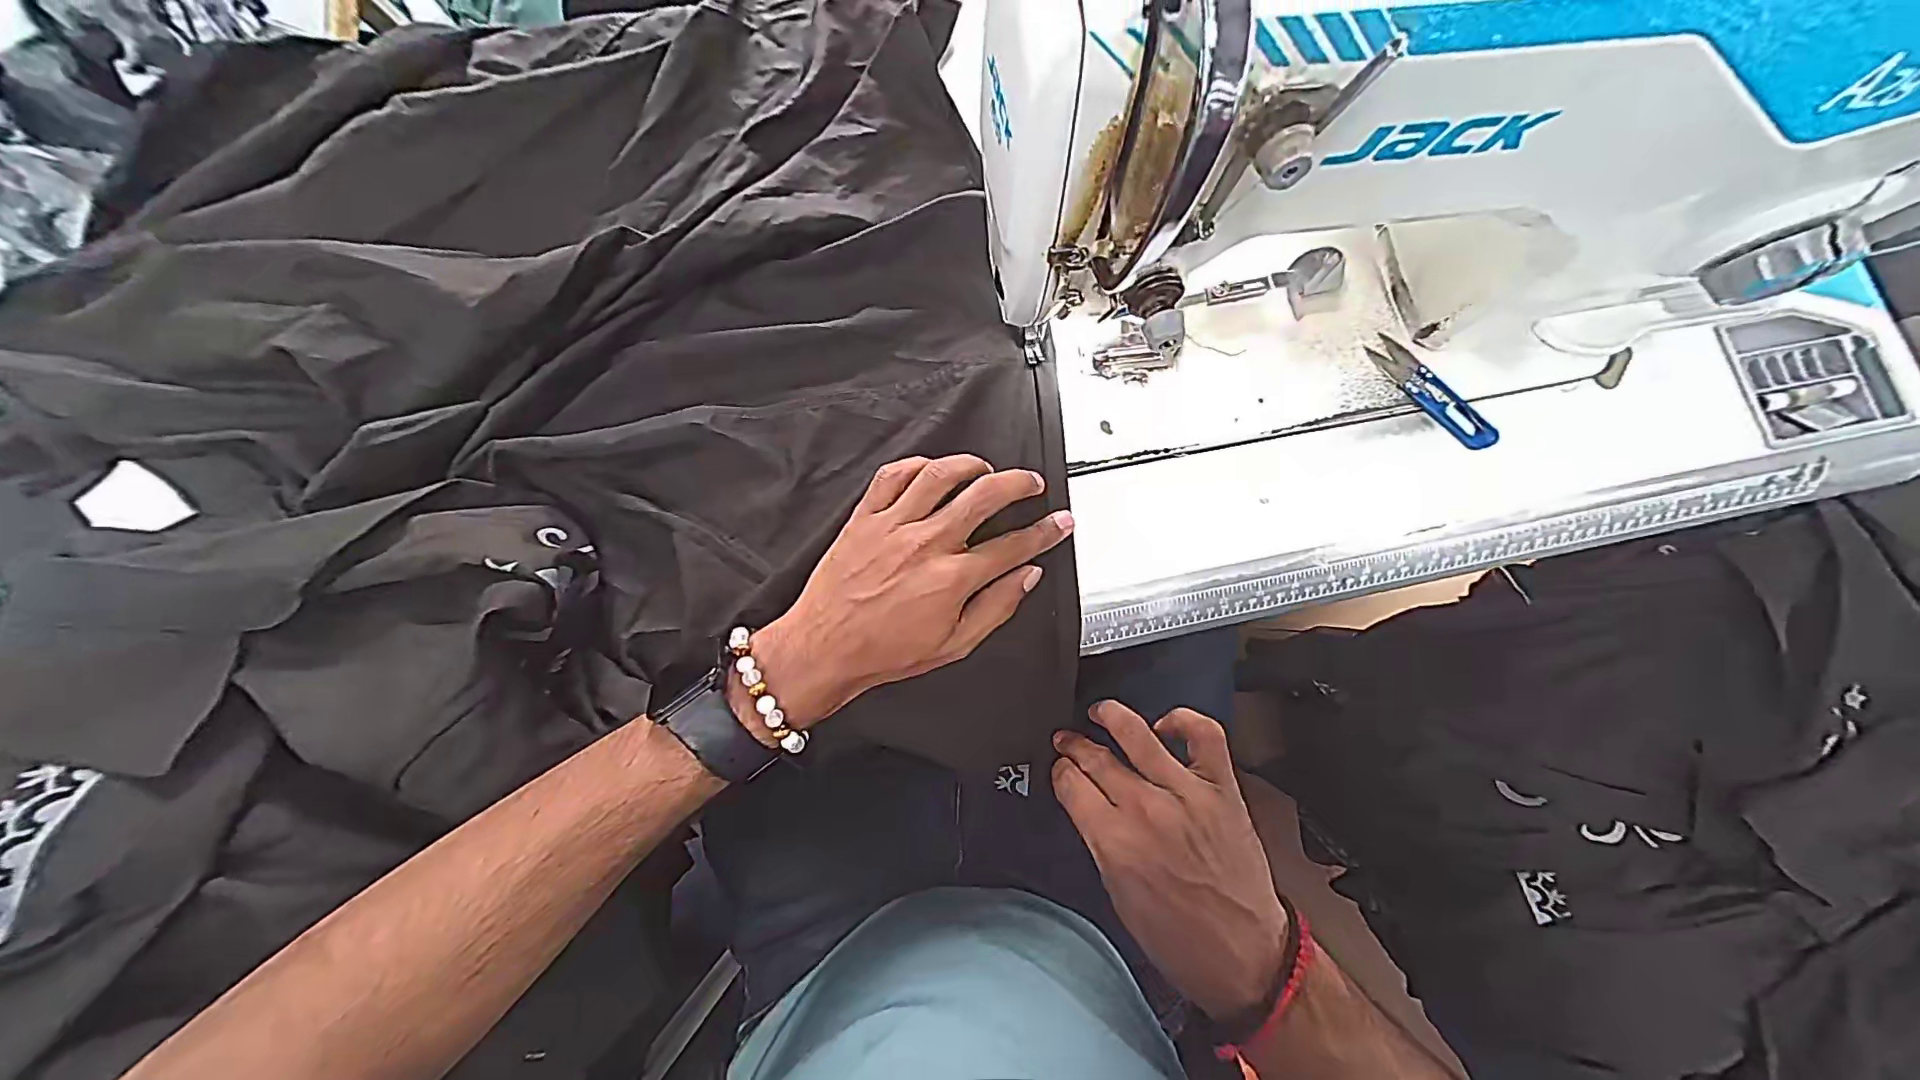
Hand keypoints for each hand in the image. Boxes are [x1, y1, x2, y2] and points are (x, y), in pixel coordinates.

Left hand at [739, 455, 1072, 730]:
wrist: (823, 649)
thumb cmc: (882, 652)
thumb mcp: (954, 645)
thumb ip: (997, 606)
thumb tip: (1026, 577)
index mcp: (951, 579)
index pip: (1014, 545)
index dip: (1045, 531)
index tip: (1059, 522)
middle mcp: (925, 545)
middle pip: (985, 496)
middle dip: (1019, 484)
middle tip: (1031, 484)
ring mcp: (892, 527)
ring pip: (941, 475)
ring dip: (971, 464)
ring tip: (986, 469)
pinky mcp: (864, 519)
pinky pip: (892, 476)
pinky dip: (917, 465)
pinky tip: (930, 470)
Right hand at [1053, 701, 1290, 1021]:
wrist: (1245, 958)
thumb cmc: (1182, 939)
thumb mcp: (1117, 894)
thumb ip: (1098, 840)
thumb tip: (1084, 805)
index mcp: (1114, 842)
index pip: (1070, 782)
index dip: (1060, 771)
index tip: (1061, 768)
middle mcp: (1146, 811)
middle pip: (1095, 756)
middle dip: (1074, 744)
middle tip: (1068, 739)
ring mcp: (1186, 794)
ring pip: (1137, 733)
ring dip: (1110, 715)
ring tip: (1101, 712)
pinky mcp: (1221, 789)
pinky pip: (1203, 735)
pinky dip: (1183, 720)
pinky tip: (1166, 724)